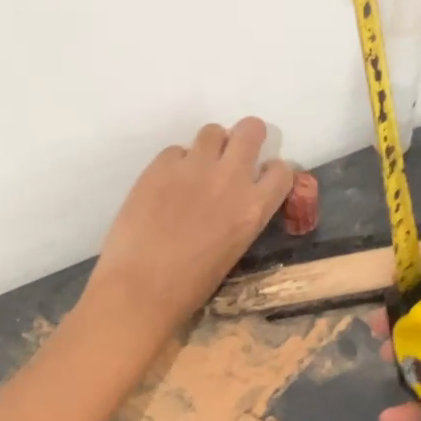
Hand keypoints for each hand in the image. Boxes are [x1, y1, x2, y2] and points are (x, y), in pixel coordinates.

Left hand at [84, 118, 293, 335]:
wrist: (139, 290)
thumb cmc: (186, 290)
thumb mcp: (229, 254)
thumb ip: (237, 220)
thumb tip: (228, 207)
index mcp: (253, 209)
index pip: (281, 170)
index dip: (269, 173)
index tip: (257, 181)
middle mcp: (230, 178)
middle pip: (250, 130)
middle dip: (244, 140)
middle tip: (229, 160)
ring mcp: (194, 167)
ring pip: (212, 132)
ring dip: (208, 149)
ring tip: (193, 174)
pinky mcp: (160, 166)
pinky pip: (174, 151)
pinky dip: (173, 165)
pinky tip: (162, 190)